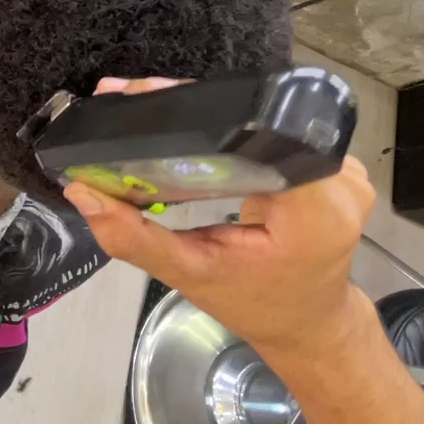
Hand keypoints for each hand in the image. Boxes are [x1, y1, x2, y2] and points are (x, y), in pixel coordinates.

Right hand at [63, 77, 376, 367]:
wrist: (308, 323)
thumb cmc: (255, 305)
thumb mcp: (188, 274)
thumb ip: (134, 238)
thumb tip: (81, 193)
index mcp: (313, 211)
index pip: (258, 134)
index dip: (202, 113)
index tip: (144, 102)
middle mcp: (338, 181)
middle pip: (258, 120)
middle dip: (193, 109)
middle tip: (130, 100)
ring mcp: (342, 170)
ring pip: (266, 120)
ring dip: (210, 116)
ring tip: (152, 111)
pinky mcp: (332, 166)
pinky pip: (276, 132)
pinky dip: (232, 129)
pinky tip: (192, 131)